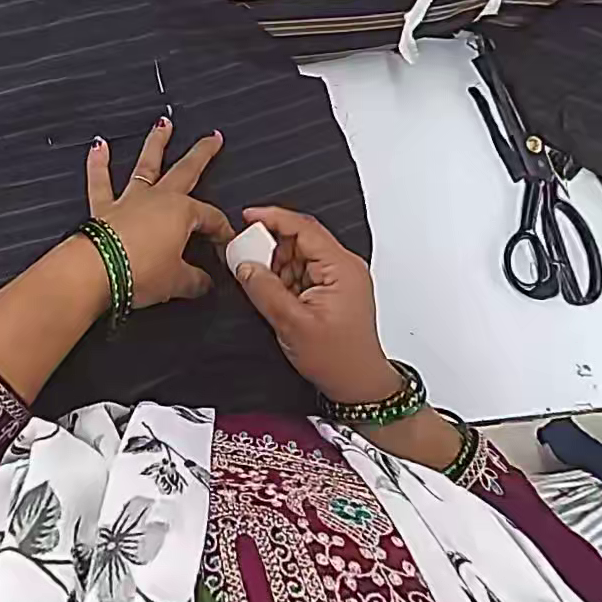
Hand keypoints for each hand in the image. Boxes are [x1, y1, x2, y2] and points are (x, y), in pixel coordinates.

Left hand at [87, 118, 236, 308]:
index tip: (225, 247)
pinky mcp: (103, 209)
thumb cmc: (138, 272)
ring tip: (163, 125)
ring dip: (156, 143)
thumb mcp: (177, 282)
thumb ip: (195, 280)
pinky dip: (98, 163)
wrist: (96, 273)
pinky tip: (98, 146)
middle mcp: (157, 198)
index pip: (211, 218)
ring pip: (147, 164)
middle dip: (203, 153)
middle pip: (186, 170)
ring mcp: (130, 200)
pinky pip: (100, 180)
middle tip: (214, 138)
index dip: (222, 232)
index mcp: (182, 212)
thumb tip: (204, 283)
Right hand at [232, 206, 401, 404]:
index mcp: (340, 267)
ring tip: (263, 288)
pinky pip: (301, 272)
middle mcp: (343, 267)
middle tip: (246, 260)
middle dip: (270, 249)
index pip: (304, 228)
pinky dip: (284, 280)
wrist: (357, 384)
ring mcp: (338, 278)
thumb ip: (265, 289)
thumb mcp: (292, 324)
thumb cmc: (338, 359)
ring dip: (276, 267)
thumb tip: (244, 265)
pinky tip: (276, 297)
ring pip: (298, 256)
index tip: (248, 217)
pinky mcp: (331, 289)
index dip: (273, 218)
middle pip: (300, 240)